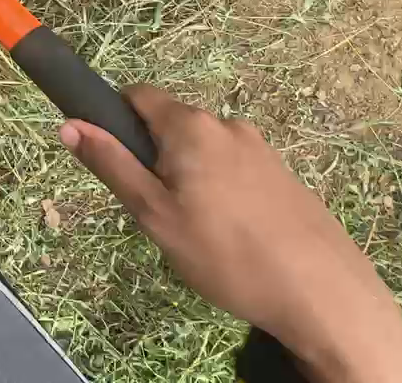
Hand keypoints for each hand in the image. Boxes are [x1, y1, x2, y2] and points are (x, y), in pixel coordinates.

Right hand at [60, 87, 401, 382]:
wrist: (334, 306)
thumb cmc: (228, 256)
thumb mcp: (153, 213)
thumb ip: (109, 163)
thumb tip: (68, 124)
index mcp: (190, 126)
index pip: (136, 94)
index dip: (116, 119)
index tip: (118, 161)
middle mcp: (228, 125)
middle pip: (170, 124)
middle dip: (154, 155)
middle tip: (157, 208)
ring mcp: (265, 151)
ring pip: (204, 150)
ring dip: (190, 175)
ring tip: (198, 229)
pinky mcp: (290, 180)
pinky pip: (236, 169)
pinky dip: (223, 190)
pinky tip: (236, 237)